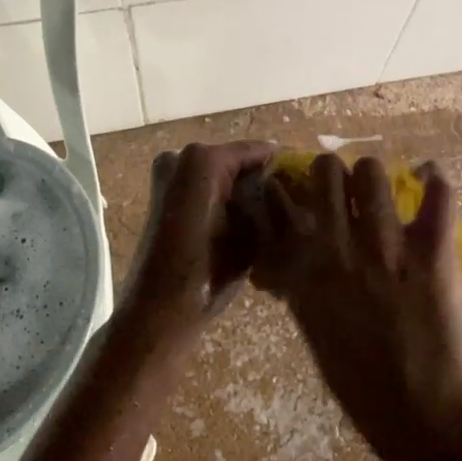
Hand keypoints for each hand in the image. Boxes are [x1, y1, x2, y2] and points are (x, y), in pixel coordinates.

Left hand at [24, 141, 273, 460]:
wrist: (159, 309)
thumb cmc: (208, 273)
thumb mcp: (251, 235)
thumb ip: (266, 201)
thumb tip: (279, 187)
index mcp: (205, 159)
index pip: (255, 151)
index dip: (280, 164)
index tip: (302, 179)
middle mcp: (182, 155)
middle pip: (233, 159)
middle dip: (258, 177)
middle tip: (286, 198)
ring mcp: (167, 173)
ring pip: (216, 172)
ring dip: (238, 187)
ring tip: (264, 212)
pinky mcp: (160, 192)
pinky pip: (200, 185)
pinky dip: (218, 195)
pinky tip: (236, 220)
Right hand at [251, 155, 461, 460]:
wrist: (428, 414)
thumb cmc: (366, 384)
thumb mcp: (316, 331)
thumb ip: (302, 287)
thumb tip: (289, 256)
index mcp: (306, 273)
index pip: (281, 207)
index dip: (287, 190)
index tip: (292, 185)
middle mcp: (339, 250)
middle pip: (326, 171)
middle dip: (334, 173)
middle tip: (346, 189)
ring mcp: (386, 248)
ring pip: (372, 172)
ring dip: (376, 177)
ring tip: (386, 189)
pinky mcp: (431, 251)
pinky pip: (436, 193)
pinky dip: (434, 178)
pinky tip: (430, 177)